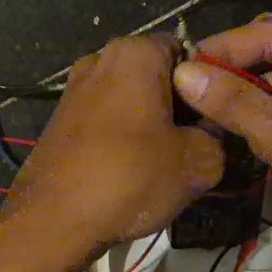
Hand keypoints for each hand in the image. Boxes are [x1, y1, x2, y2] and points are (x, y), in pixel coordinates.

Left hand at [0, 34, 222, 258]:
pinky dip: (122, 137)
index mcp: (135, 52)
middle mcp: (100, 58)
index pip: (189, 52)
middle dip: (179, 107)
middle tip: (197, 147)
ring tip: (165, 165)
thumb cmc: (130, 177)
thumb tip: (213, 133)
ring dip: (151, 124)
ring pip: (131, 99)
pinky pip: (106, 118)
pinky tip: (131, 172)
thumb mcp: (199, 163)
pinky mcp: (60, 119)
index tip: (217, 121)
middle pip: (158, 75)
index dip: (209, 86)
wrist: (52, 220)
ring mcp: (74, 88)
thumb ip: (218, 137)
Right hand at [171, 17, 271, 271]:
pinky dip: (242, 114)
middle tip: (180, 85)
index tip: (179, 65)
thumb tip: (182, 73)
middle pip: (267, 52)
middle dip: (225, 67)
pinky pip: (269, 108)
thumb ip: (238, 105)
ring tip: (186, 103)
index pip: (271, 35)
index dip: (224, 48)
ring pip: (265, 81)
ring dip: (231, 92)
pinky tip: (210, 124)